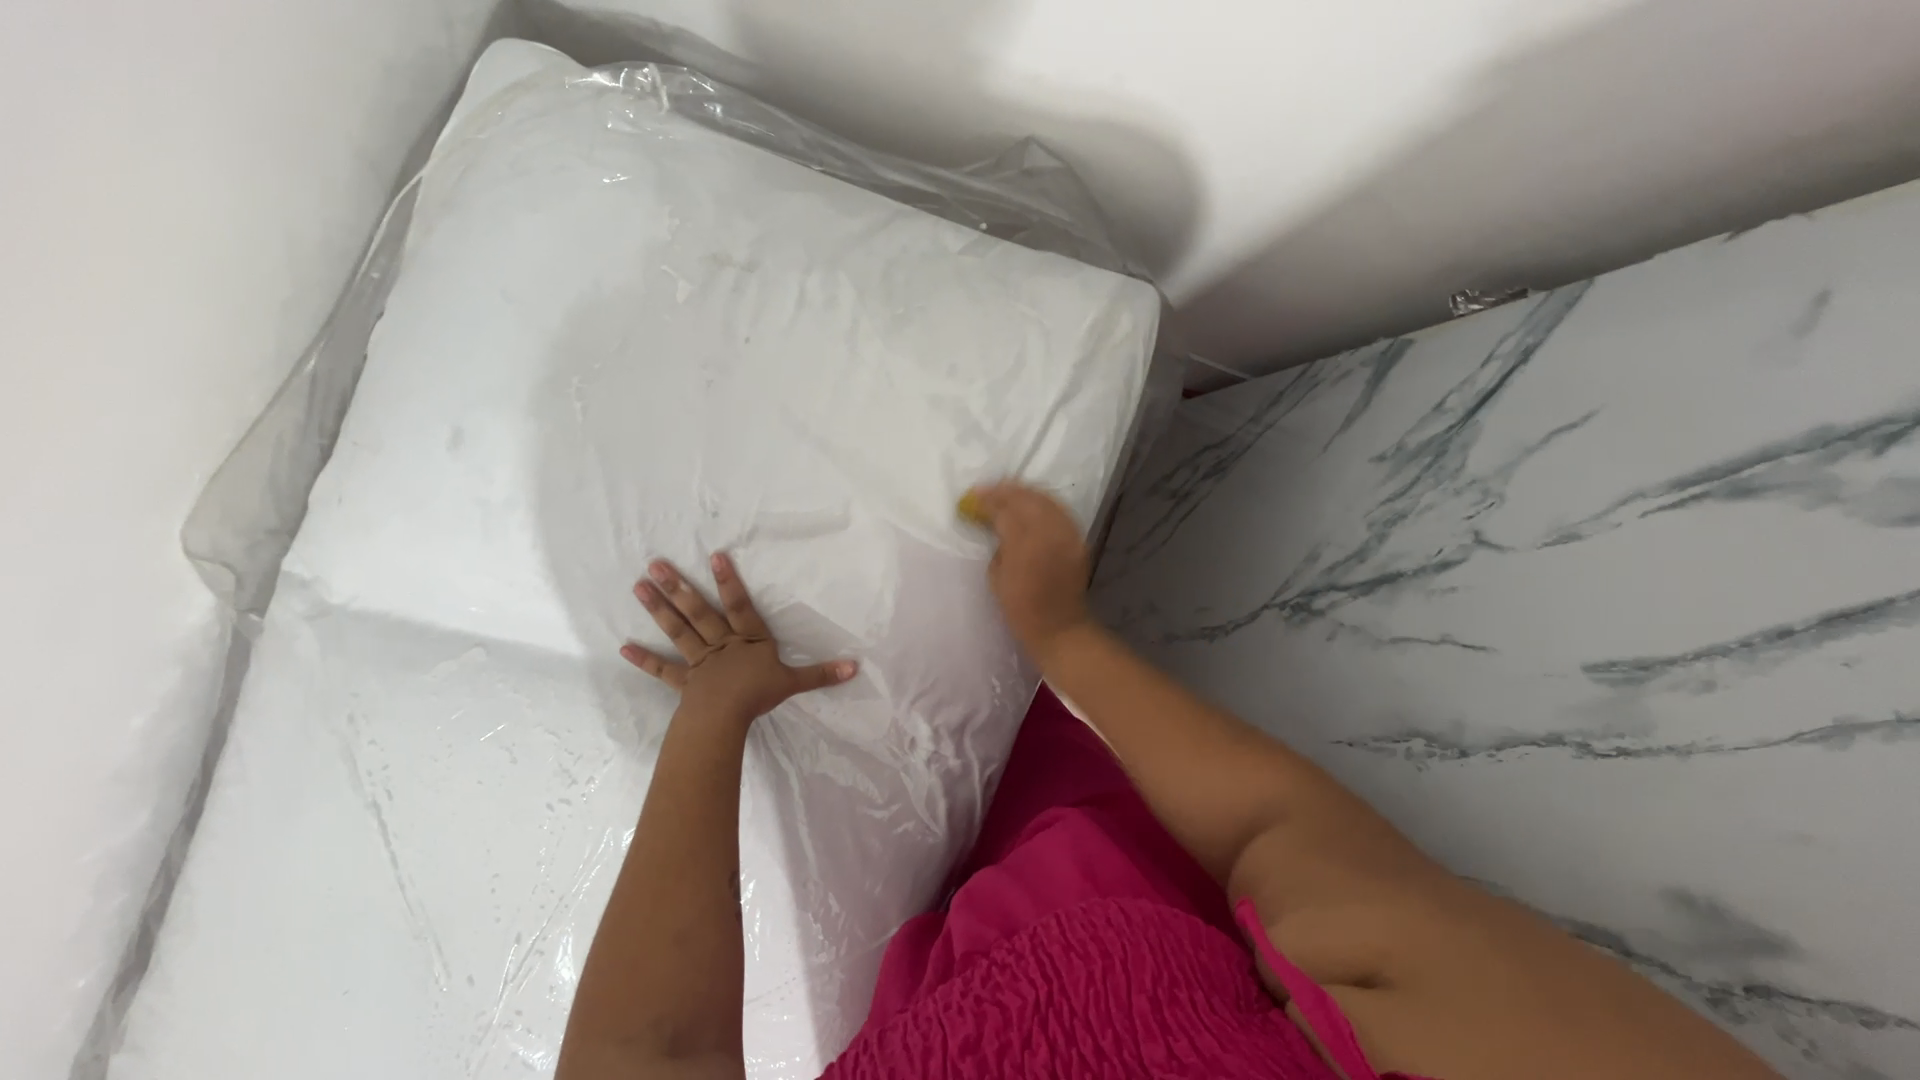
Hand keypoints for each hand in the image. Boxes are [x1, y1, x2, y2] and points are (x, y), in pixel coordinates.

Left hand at [620, 554, 856, 726]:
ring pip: (678, 630)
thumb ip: (821, 674)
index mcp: (748, 640)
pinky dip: (644, 659)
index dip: (729, 581)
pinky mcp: (684, 681)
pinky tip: (624, 646)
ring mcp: (699, 661)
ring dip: (658, 609)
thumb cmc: (758, 697)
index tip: (714, 556)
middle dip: (678, 587)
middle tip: (655, 564)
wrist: (724, 719)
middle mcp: (721, 644)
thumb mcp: (793, 683)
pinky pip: (663, 669)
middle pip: (699, 611)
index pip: (739, 605)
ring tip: (639, 586)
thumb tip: (855, 667)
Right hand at [965, 482, 1093, 661]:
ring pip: (1046, 500)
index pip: (1004, 510)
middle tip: (988, 490)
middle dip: (1005, 491)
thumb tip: (997, 526)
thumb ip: (998, 545)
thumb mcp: (996, 577)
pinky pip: (1060, 511)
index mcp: (1023, 544)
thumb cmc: (1020, 608)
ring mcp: (1067, 534)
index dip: (987, 500)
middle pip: (1026, 499)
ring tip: (1008, 492)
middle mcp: (1048, 533)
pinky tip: (1032, 505)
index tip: (973, 496)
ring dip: (1025, 493)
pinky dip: (1044, 504)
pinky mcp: (1078, 539)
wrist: (1059, 627)